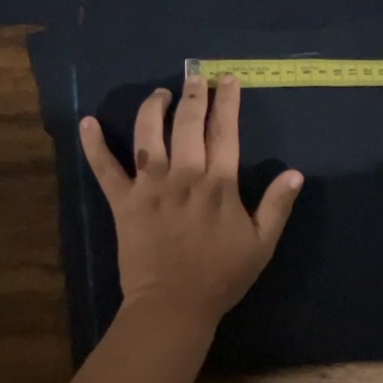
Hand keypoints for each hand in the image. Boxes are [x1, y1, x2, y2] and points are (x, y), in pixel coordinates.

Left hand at [79, 68, 302, 323]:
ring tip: (159, 93)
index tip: (228, 80)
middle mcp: (184, 176)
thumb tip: (295, 173)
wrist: (173, 305)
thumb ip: (277, 206)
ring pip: (148, 135)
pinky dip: (94, 145)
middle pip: (187, 124)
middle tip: (196, 76)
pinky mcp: (123, 202)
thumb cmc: (221, 278)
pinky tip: (87, 122)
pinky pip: (105, 169)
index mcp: (219, 184)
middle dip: (193, 95)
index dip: (227, 102)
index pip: (225, 132)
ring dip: (153, 108)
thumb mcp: (261, 245)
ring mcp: (150, 186)